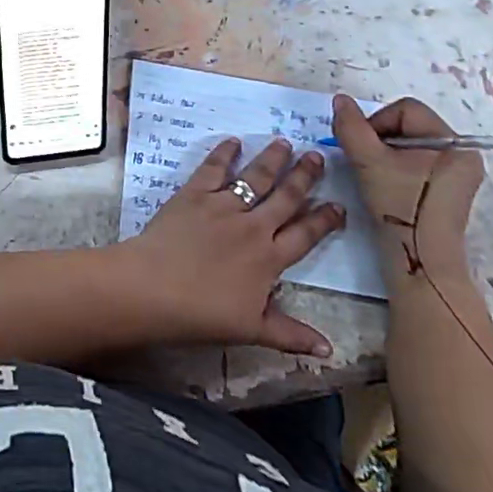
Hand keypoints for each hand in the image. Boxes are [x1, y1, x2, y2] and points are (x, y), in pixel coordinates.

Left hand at [115, 137, 346, 355]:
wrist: (153, 287)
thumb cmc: (201, 313)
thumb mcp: (251, 330)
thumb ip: (290, 334)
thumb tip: (329, 350)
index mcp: (269, 259)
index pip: (305, 236)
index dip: (324, 220)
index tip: (339, 204)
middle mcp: (252, 227)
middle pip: (285, 197)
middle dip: (304, 176)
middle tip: (318, 156)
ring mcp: (223, 206)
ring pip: (255, 178)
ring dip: (272, 159)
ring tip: (285, 142)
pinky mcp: (194, 194)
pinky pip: (214, 169)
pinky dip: (224, 153)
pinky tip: (233, 141)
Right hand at [333, 95, 482, 285]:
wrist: (421, 260)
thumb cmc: (399, 206)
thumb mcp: (368, 161)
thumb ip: (351, 126)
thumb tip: (340, 99)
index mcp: (453, 142)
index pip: (405, 110)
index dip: (376, 122)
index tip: (361, 147)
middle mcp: (463, 153)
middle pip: (409, 126)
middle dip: (380, 138)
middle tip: (365, 161)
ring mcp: (459, 174)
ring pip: (412, 146)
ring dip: (386, 153)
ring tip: (374, 174)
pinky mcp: (450, 191)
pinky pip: (419, 164)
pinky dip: (398, 168)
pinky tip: (386, 185)